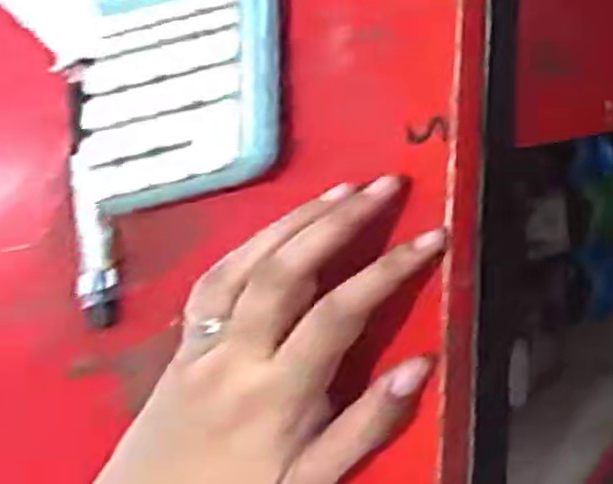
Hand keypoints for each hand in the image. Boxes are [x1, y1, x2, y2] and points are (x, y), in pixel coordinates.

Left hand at [96, 177, 445, 483]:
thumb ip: (366, 427)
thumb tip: (421, 364)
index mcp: (273, 394)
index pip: (339, 312)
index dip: (391, 268)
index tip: (434, 236)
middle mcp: (233, 360)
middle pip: (286, 272)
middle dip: (341, 220)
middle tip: (387, 184)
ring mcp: (199, 350)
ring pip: (246, 266)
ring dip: (300, 218)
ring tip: (346, 186)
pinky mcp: (178, 347)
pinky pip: (213, 281)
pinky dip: (255, 241)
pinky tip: (288, 222)